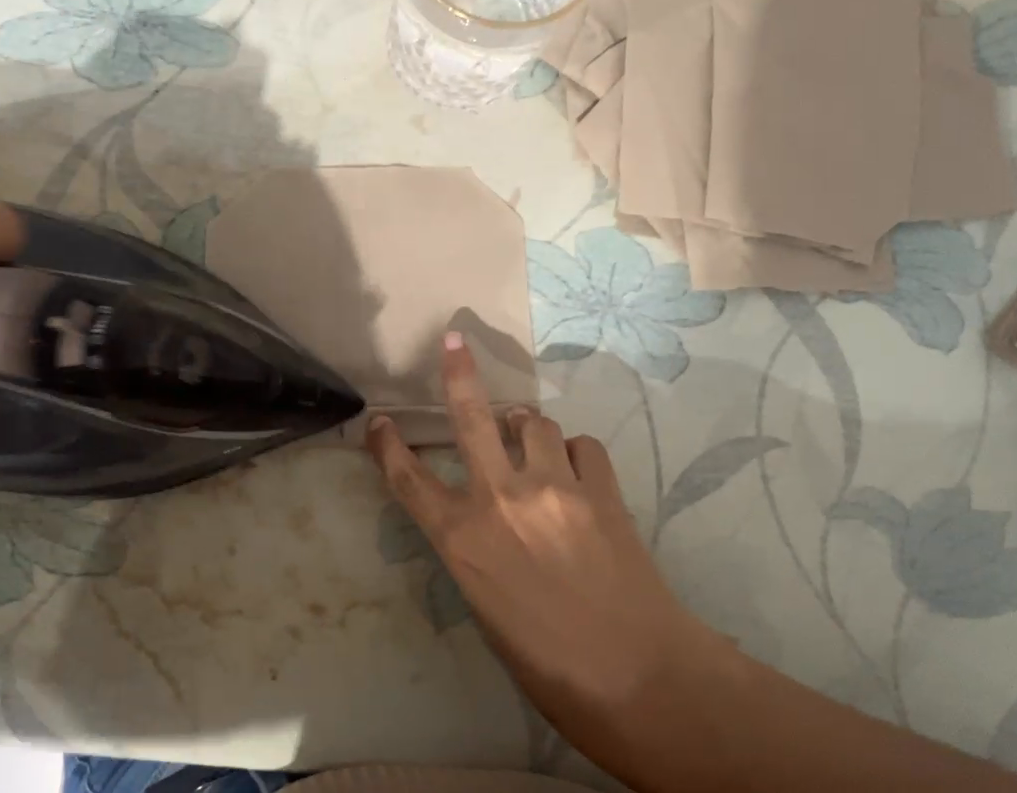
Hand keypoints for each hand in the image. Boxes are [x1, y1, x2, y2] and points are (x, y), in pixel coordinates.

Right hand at [366, 331, 713, 749]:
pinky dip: (575, 453)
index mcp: (461, 538)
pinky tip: (578, 471)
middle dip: (458, 373)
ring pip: (534, 423)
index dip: (388, 446)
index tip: (379, 422)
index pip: (408, 478)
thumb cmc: (546, 664)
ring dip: (527, 426)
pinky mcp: (601, 489)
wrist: (637, 676)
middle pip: (470, 417)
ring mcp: (554, 487)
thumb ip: (475, 552)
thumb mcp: (485, 609)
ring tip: (529, 435)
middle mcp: (500, 498)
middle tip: (454, 340)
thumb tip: (483, 519)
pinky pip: (583, 447)